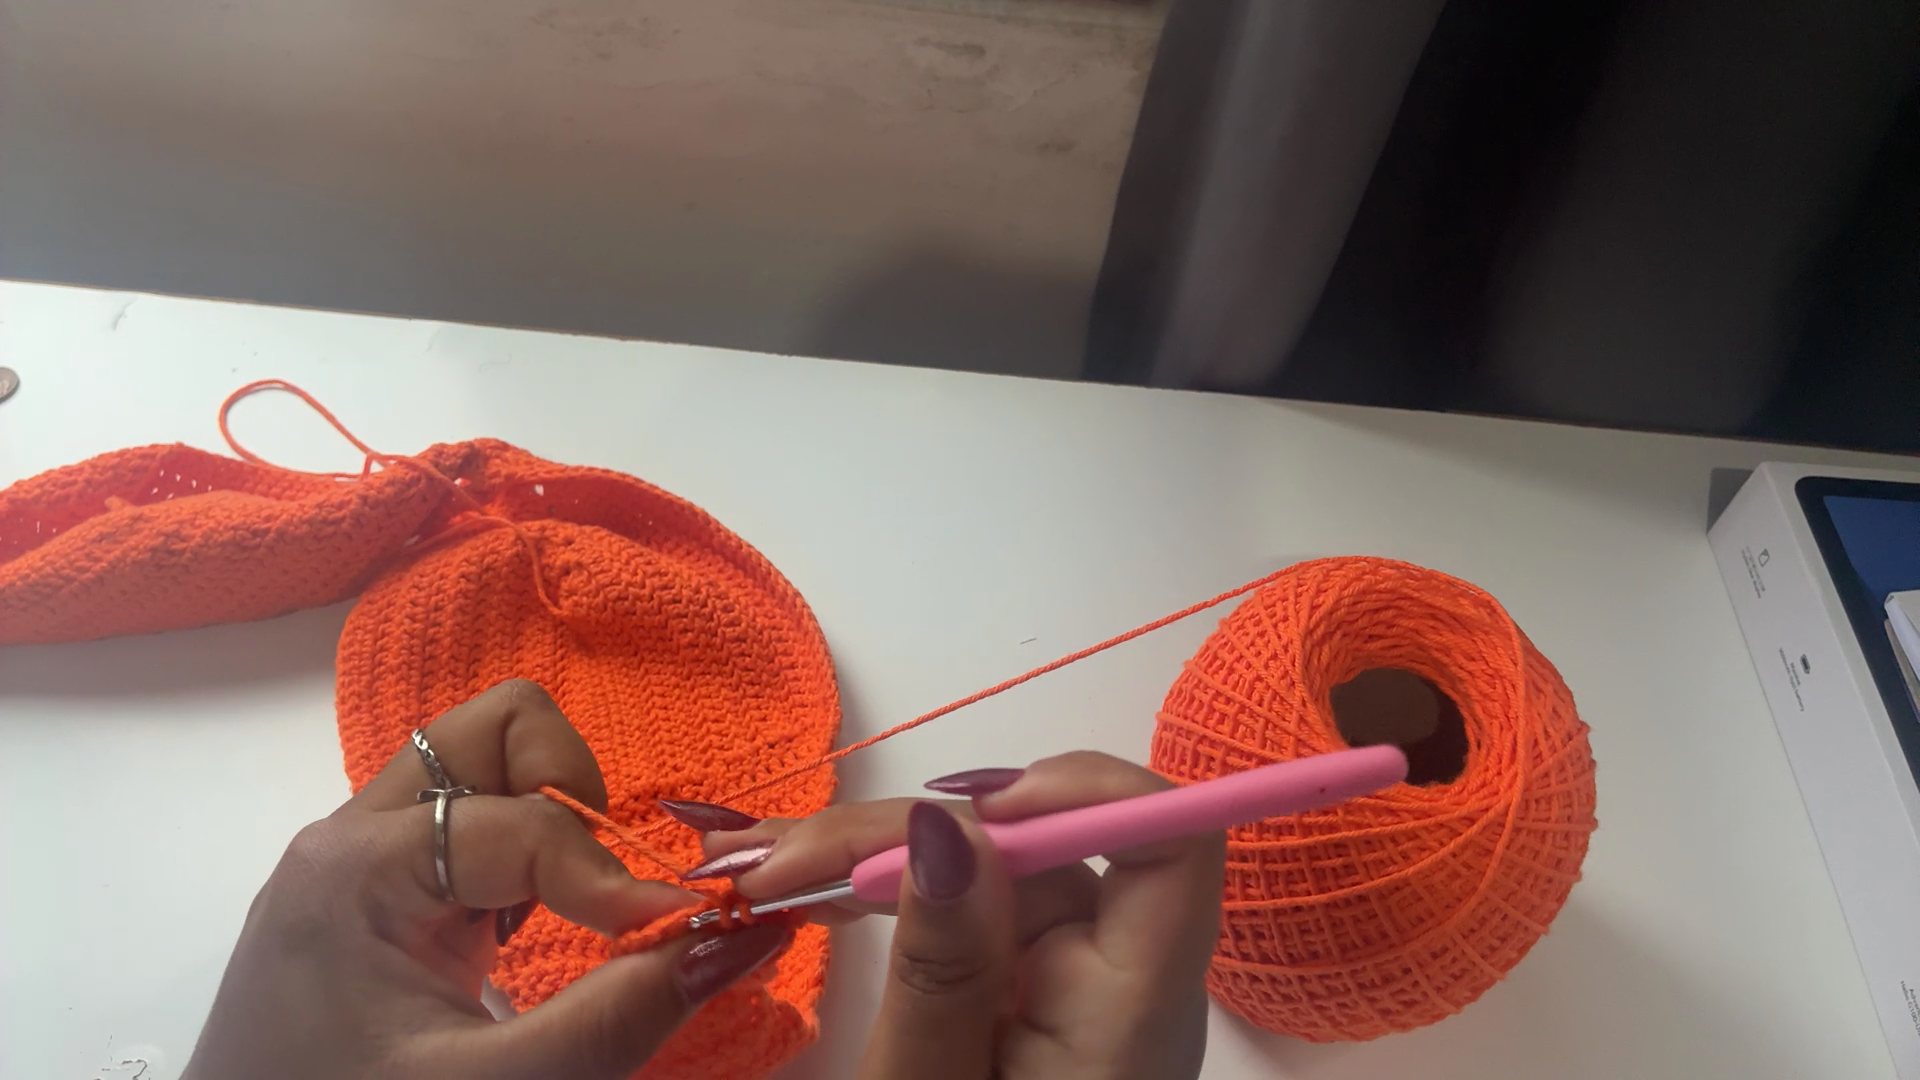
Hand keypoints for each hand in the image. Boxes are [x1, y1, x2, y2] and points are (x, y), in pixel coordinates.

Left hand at [183, 680, 793, 1079]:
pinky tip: (517, 916)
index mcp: (358, 869)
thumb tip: (747, 934)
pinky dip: (531, 833)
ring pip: (496, 748)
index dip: (610, 877)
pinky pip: (485, 798)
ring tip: (550, 897)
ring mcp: (369, 846)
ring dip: (553, 806)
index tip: (668, 931)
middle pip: (502, 725)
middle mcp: (357, 831)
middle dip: (571, 785)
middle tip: (586, 877)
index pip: (529, 825)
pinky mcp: (388, 873)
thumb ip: (618, 1017)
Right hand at [688, 752, 1225, 1078]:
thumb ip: (943, 973)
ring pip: (984, 856)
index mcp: (1132, 1015)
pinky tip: (812, 890)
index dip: (1084, 790)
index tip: (965, 807)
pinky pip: (966, 892)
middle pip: (1036, 840)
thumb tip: (945, 824)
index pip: (1172, 847)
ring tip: (766, 871)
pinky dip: (887, 884)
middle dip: (904, 833)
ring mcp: (1070, 962)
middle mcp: (1117, 969)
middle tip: (777, 863)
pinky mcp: (1029, 965)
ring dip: (872, 856)